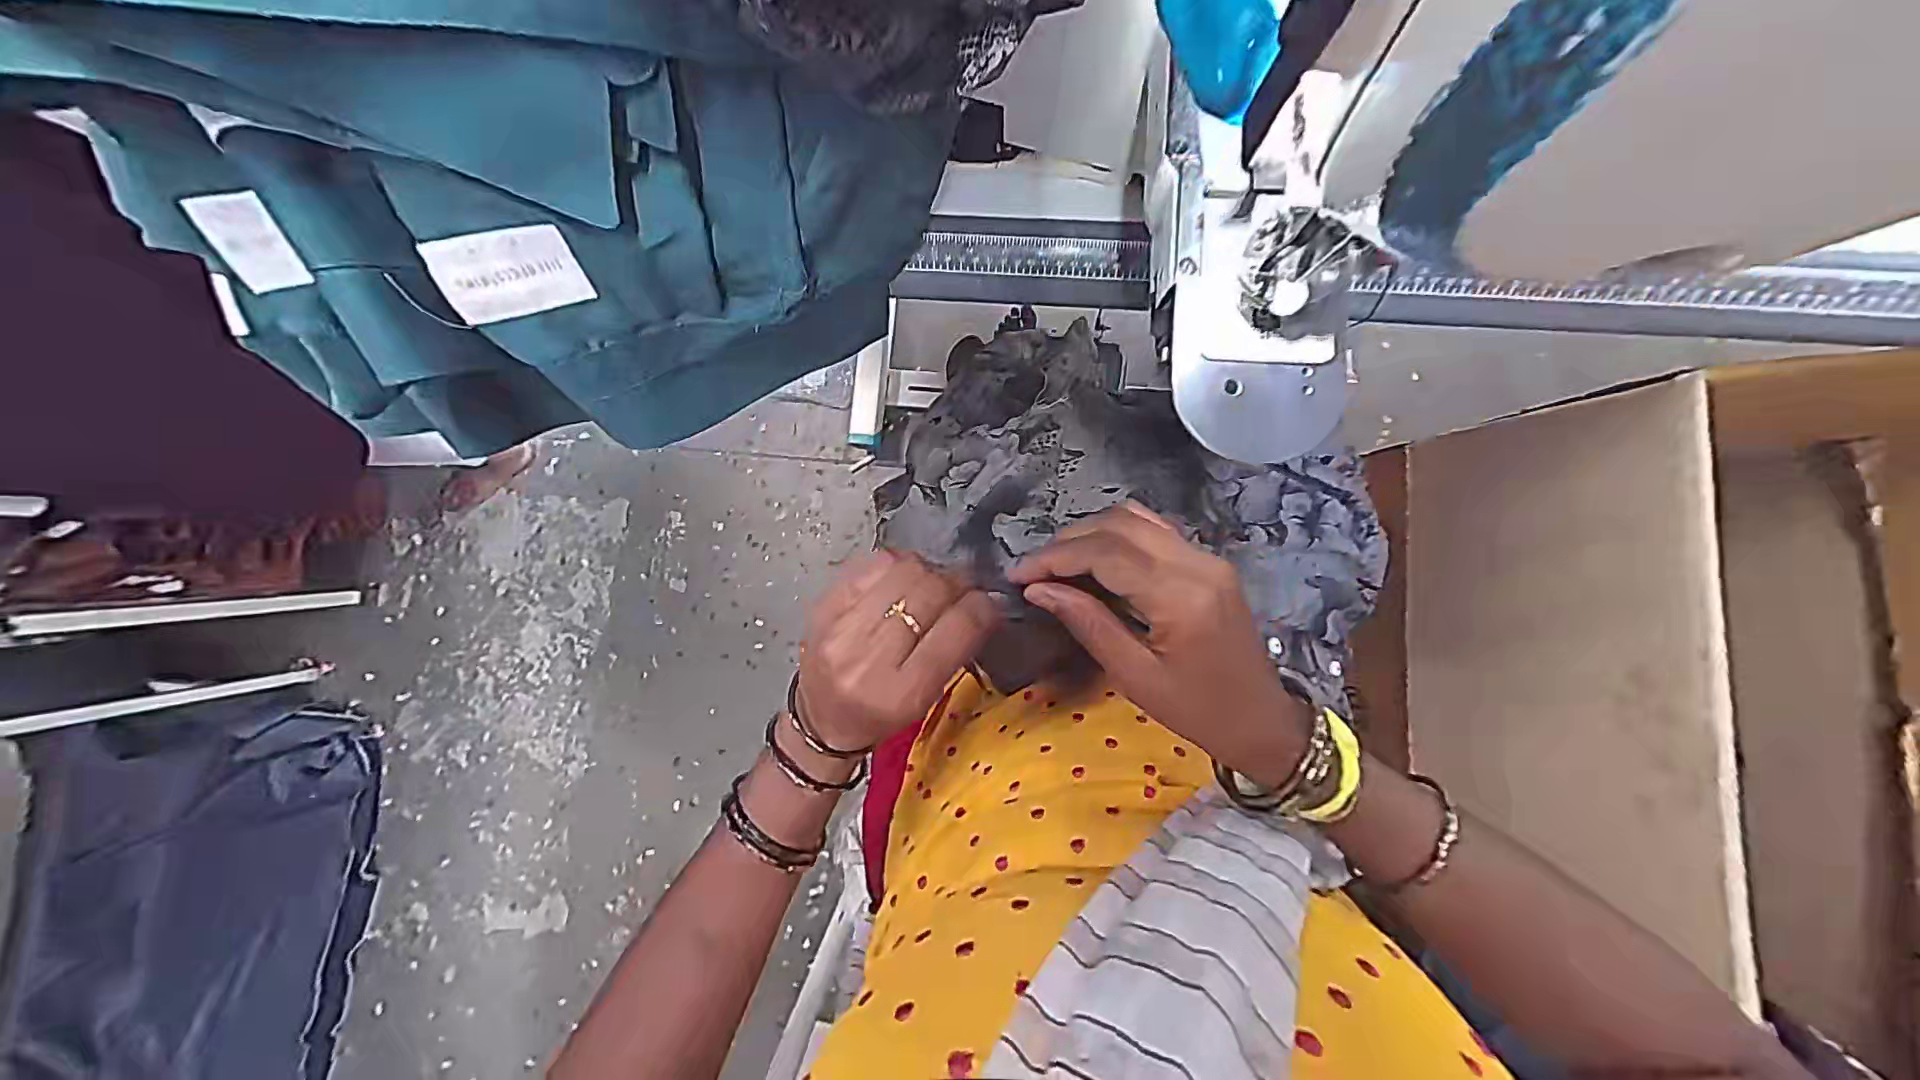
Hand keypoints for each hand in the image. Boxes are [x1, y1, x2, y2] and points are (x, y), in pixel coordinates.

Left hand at [796, 550, 1000, 751]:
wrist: (820, 719)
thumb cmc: (879, 715)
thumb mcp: (925, 700)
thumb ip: (955, 650)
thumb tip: (984, 601)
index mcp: (902, 694)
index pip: (955, 629)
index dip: (981, 607)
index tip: (988, 602)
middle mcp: (868, 659)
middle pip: (931, 592)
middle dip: (957, 583)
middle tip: (962, 589)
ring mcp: (841, 628)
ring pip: (904, 570)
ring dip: (929, 570)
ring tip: (932, 583)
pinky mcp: (825, 604)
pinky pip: (873, 563)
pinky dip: (897, 564)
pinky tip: (901, 578)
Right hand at [1007, 503, 1310, 785]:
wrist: (1264, 721)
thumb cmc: (1199, 712)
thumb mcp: (1135, 677)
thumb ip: (1088, 624)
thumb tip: (1039, 590)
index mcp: (1181, 596)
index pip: (1105, 554)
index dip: (1055, 558)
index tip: (1019, 575)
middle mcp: (1197, 563)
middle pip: (1118, 526)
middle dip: (1067, 542)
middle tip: (1033, 572)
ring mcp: (1206, 557)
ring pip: (1135, 519)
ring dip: (1090, 534)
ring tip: (1058, 564)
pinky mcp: (1207, 562)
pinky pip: (1153, 530)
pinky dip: (1117, 536)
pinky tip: (1095, 560)